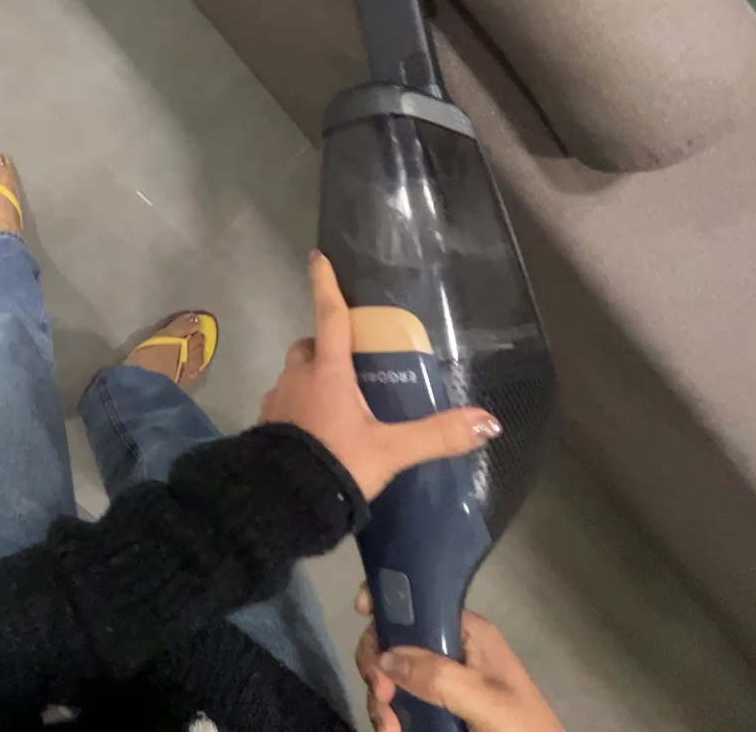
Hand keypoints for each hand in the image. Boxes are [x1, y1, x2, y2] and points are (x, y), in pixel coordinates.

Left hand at [259, 251, 500, 498]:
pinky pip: (285, 401)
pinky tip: (318, 429)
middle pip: (310, 346)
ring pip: (295, 374)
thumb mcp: (391, 450)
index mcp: (327, 372)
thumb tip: (488, 421)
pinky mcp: (267, 422)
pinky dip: (300, 405)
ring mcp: (277, 399)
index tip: (316, 256)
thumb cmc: (336, 462)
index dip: (325, 285)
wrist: (280, 498)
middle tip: (352, 362)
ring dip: (313, 376)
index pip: (329, 316)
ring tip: (341, 403)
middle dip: (326, 345)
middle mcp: (297, 376)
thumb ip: (437, 435)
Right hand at [355, 587, 565, 731]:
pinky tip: (390, 731)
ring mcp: (440, 682)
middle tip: (381, 697)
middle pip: (392, 638)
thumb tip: (385, 659)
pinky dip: (387, 716)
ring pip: (389, 674)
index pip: (416, 600)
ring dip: (379, 698)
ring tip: (388, 728)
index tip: (362, 615)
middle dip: (377, 664)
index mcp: (466, 632)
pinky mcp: (435, 711)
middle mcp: (448, 649)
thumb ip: (439, 677)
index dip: (385, 601)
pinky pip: (397, 702)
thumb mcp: (489, 705)